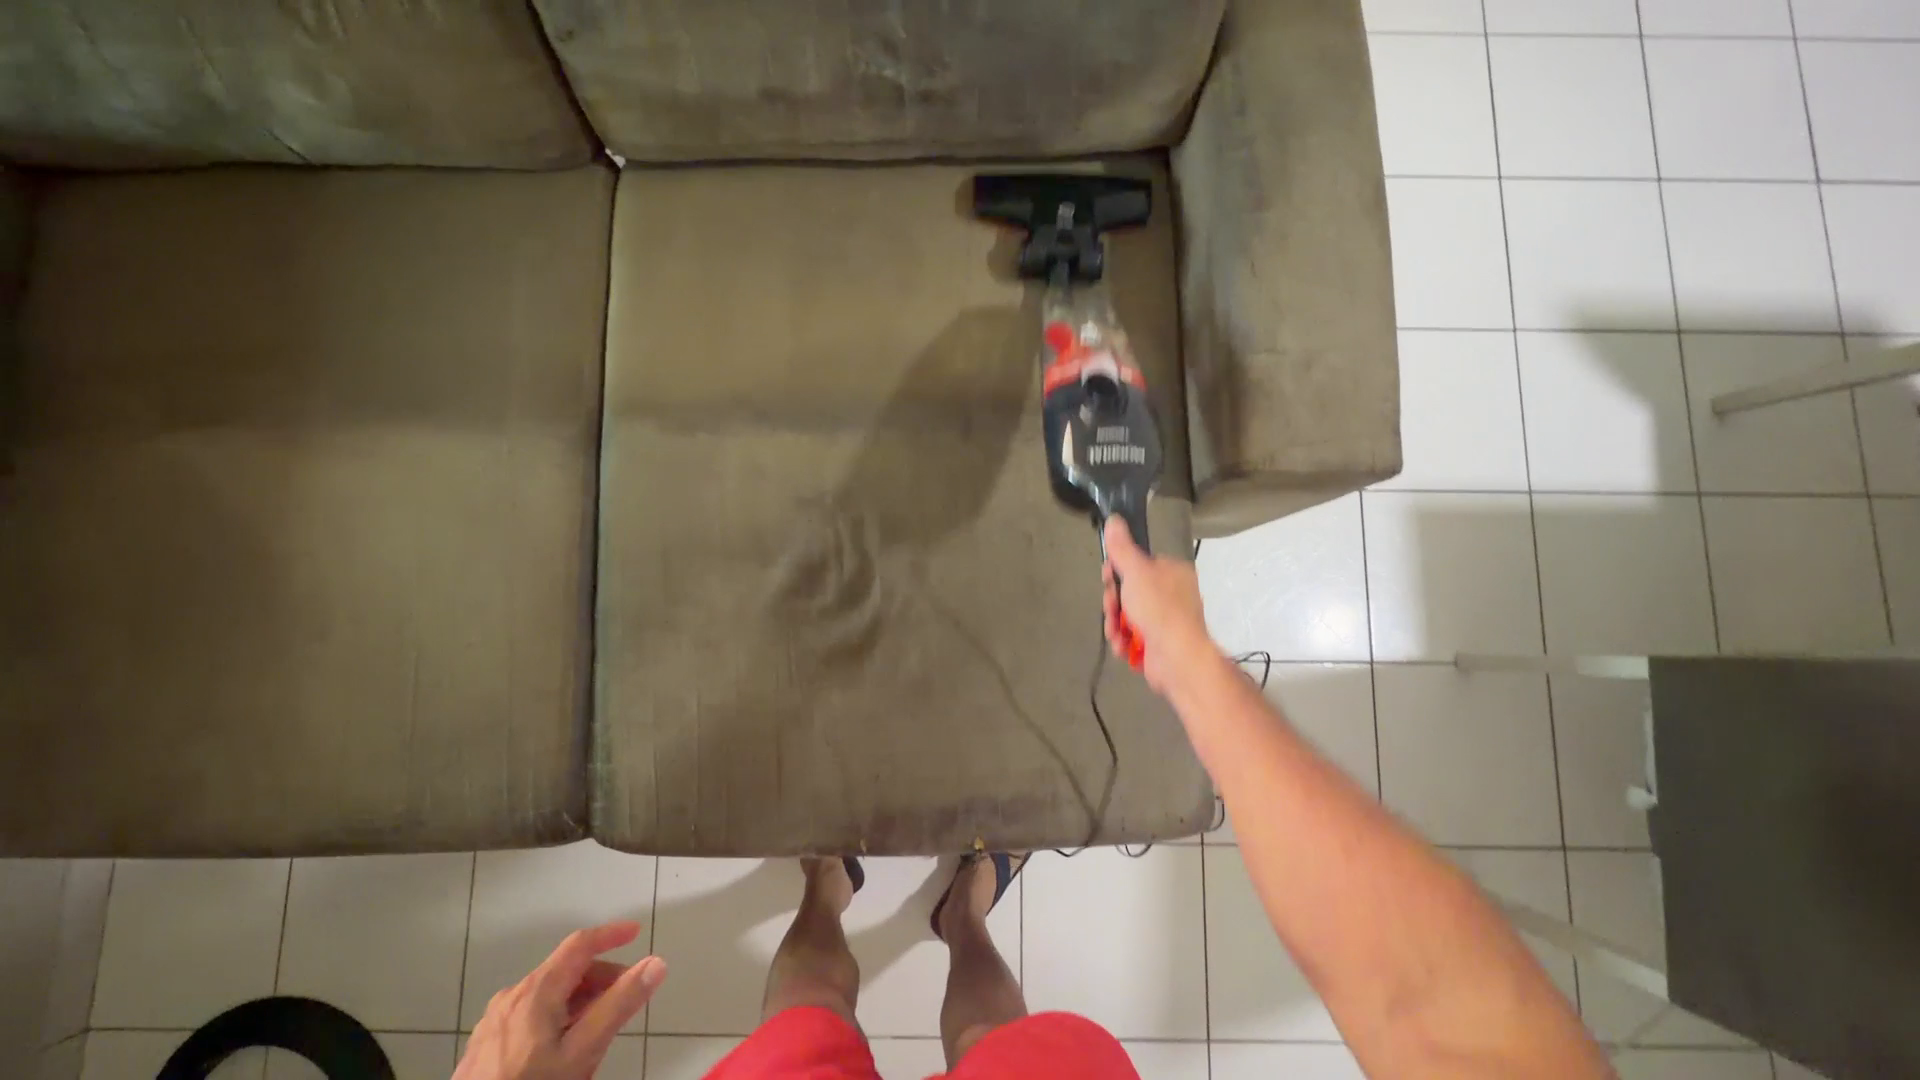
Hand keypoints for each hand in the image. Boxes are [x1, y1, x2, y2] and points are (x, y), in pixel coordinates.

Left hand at [453, 922, 667, 1079]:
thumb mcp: (583, 1052)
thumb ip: (619, 1006)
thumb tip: (656, 963)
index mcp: (536, 991)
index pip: (580, 945)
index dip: (611, 934)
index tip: (637, 933)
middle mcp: (512, 996)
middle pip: (565, 970)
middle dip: (601, 977)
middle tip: (627, 998)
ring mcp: (494, 1022)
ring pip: (547, 995)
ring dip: (580, 999)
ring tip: (599, 1026)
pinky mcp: (484, 1046)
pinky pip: (529, 1015)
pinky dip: (557, 1015)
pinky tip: (562, 1048)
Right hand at [1101, 516, 1219, 695]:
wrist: (1177, 659)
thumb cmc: (1160, 610)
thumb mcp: (1137, 572)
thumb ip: (1122, 547)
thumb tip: (1114, 519)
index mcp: (1172, 572)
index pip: (1137, 565)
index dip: (1117, 572)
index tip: (1109, 578)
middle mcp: (1170, 594)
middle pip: (1128, 591)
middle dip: (1114, 603)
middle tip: (1114, 609)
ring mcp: (1163, 620)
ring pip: (1126, 615)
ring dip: (1115, 624)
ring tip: (1118, 632)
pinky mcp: (1156, 643)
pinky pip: (1131, 635)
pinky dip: (1123, 640)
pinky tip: (1123, 645)